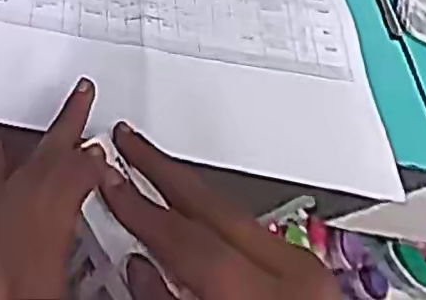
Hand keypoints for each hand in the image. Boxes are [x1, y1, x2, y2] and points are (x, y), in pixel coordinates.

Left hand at [0, 79, 114, 299]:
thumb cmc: (16, 296)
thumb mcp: (64, 288)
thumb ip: (95, 279)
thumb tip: (130, 275)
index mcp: (40, 229)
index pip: (72, 177)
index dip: (92, 162)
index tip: (105, 151)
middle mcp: (11, 219)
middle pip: (44, 162)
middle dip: (66, 127)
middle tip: (82, 94)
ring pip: (16, 170)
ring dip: (39, 145)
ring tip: (52, 123)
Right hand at [100, 124, 336, 299]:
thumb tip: (138, 268)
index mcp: (266, 298)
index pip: (187, 239)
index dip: (140, 208)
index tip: (111, 181)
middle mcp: (295, 279)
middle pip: (212, 207)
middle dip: (162, 170)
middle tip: (129, 141)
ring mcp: (310, 275)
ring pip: (232, 212)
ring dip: (187, 189)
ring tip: (154, 166)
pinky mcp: (315, 277)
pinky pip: (251, 232)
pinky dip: (215, 216)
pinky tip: (193, 208)